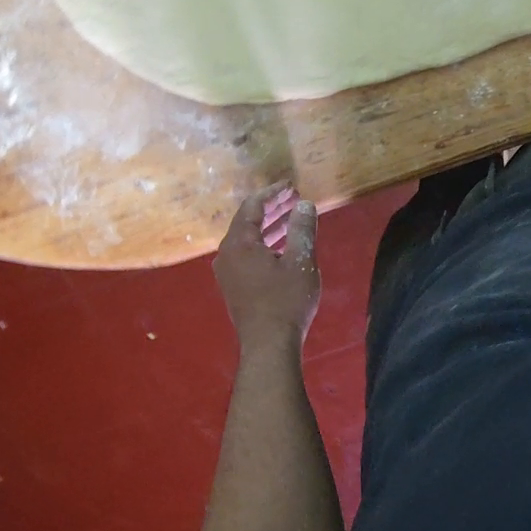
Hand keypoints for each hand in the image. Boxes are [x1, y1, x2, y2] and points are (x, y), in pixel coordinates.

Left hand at [213, 183, 320, 352]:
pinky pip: (247, 256)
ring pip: (247, 241)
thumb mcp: (301, 261)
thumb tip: (304, 204)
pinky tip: (283, 250)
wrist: (268, 343)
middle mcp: (226, 254)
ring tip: (292, 221)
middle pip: (247, 222)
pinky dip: (265, 246)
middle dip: (271, 210)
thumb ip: (302, 229)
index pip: (252, 207)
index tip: (291, 187)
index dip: (272, 193)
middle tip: (294, 200)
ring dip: (269, 229)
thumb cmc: (286, 300)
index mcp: (239, 243)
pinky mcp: (234, 287)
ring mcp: (227, 272)